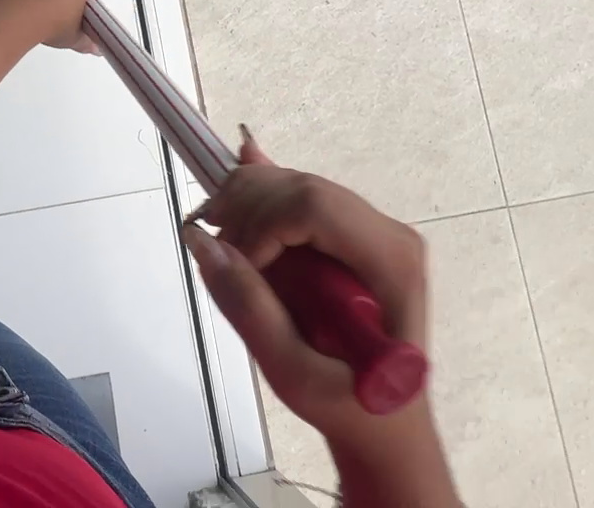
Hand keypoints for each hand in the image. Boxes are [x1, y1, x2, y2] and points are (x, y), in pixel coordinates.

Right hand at [182, 132, 428, 437]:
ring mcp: (368, 227)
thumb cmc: (349, 407)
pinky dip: (259, 188)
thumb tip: (202, 242)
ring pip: (295, 184)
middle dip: (246, 209)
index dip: (262, 224)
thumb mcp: (295, 374)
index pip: (314, 207)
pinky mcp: (347, 230)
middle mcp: (386, 233)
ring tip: (218, 233)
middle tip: (214, 247)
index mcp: (391, 263)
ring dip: (246, 200)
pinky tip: (237, 171)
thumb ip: (250, 308)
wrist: (384, 423)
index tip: (235, 264)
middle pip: (301, 188)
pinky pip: (298, 191)